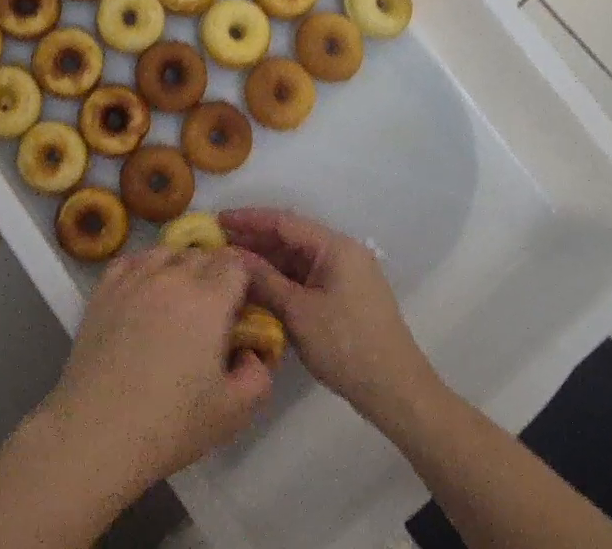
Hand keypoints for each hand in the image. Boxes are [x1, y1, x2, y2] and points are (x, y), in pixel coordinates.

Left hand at [40, 247, 272, 487]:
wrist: (99, 430)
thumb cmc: (172, 423)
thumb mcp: (236, 410)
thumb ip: (259, 374)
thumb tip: (250, 350)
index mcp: (209, 301)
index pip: (235, 264)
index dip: (243, 282)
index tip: (241, 308)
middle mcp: (171, 278)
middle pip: (201, 255)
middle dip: (214, 274)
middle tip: (213, 311)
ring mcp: (132, 280)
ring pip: (165, 252)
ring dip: (179, 266)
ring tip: (179, 299)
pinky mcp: (102, 291)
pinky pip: (130, 260)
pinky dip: (144, 267)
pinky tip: (145, 291)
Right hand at [221, 207, 443, 418]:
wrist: (396, 391)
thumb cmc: (346, 345)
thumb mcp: (298, 311)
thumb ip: (264, 279)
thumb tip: (232, 257)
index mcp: (336, 247)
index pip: (284, 221)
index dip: (248, 219)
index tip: (216, 221)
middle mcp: (343, 254)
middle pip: (291, 238)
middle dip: (254, 242)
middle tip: (216, 248)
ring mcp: (345, 276)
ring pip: (297, 260)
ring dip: (265, 263)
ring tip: (230, 269)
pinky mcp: (344, 297)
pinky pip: (306, 279)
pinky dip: (281, 281)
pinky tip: (256, 289)